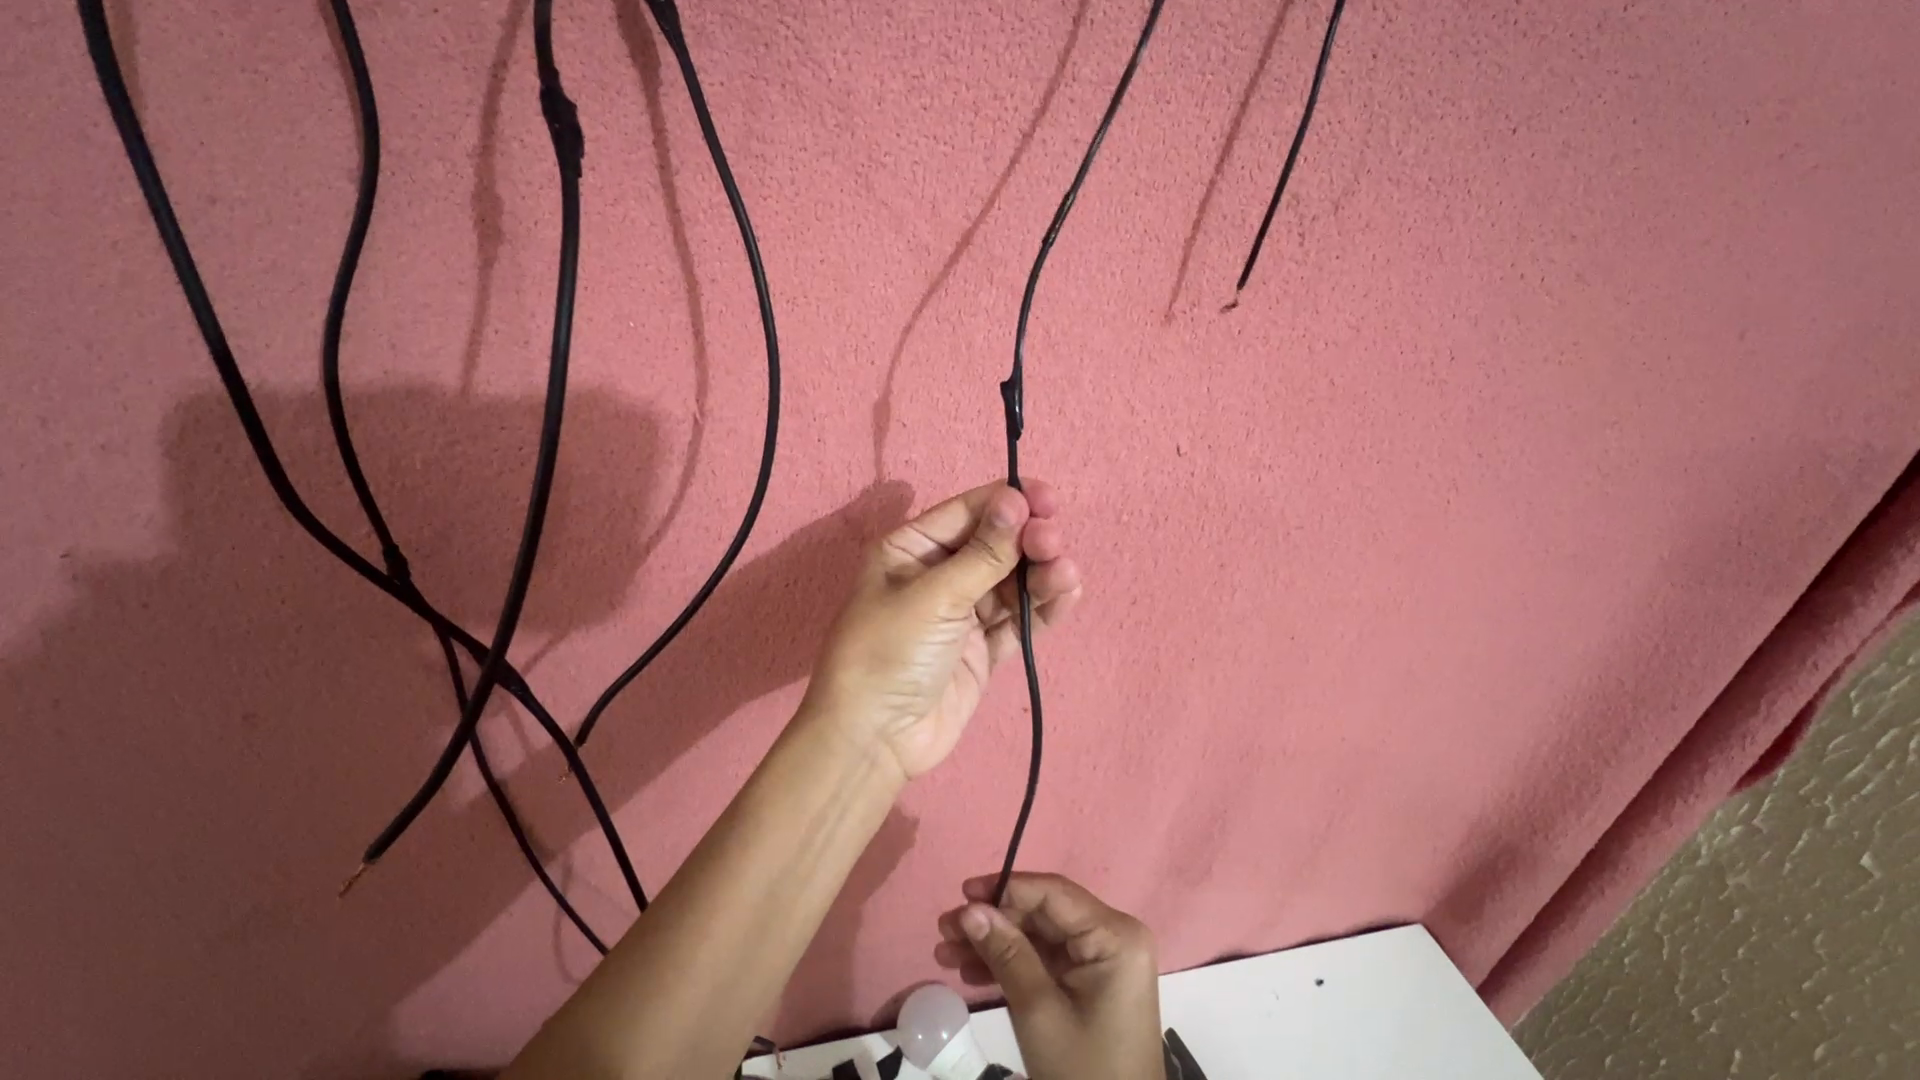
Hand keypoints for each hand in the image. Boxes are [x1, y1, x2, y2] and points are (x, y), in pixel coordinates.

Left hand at [802, 481, 1081, 779]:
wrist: (875, 738)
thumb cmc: (890, 652)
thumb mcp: (934, 596)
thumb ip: (983, 553)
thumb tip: (1016, 499)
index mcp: (911, 549)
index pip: (967, 512)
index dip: (1008, 502)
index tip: (1048, 500)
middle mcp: (937, 574)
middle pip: (995, 545)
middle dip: (1028, 540)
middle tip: (1053, 544)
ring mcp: (961, 613)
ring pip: (1012, 582)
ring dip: (1042, 573)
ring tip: (1065, 574)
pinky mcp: (981, 649)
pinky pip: (1018, 620)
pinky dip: (1043, 607)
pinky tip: (1068, 593)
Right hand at [936, 873, 1163, 1079]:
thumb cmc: (1082, 1069)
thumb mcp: (1038, 1010)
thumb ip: (1006, 953)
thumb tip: (969, 909)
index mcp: (1114, 935)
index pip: (1053, 894)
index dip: (1005, 888)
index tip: (961, 895)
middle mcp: (1113, 937)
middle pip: (1043, 914)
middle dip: (993, 921)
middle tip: (944, 931)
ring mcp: (1102, 961)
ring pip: (1039, 936)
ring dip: (994, 944)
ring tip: (945, 955)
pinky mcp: (1090, 984)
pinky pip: (1046, 961)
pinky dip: (1011, 965)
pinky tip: (970, 975)